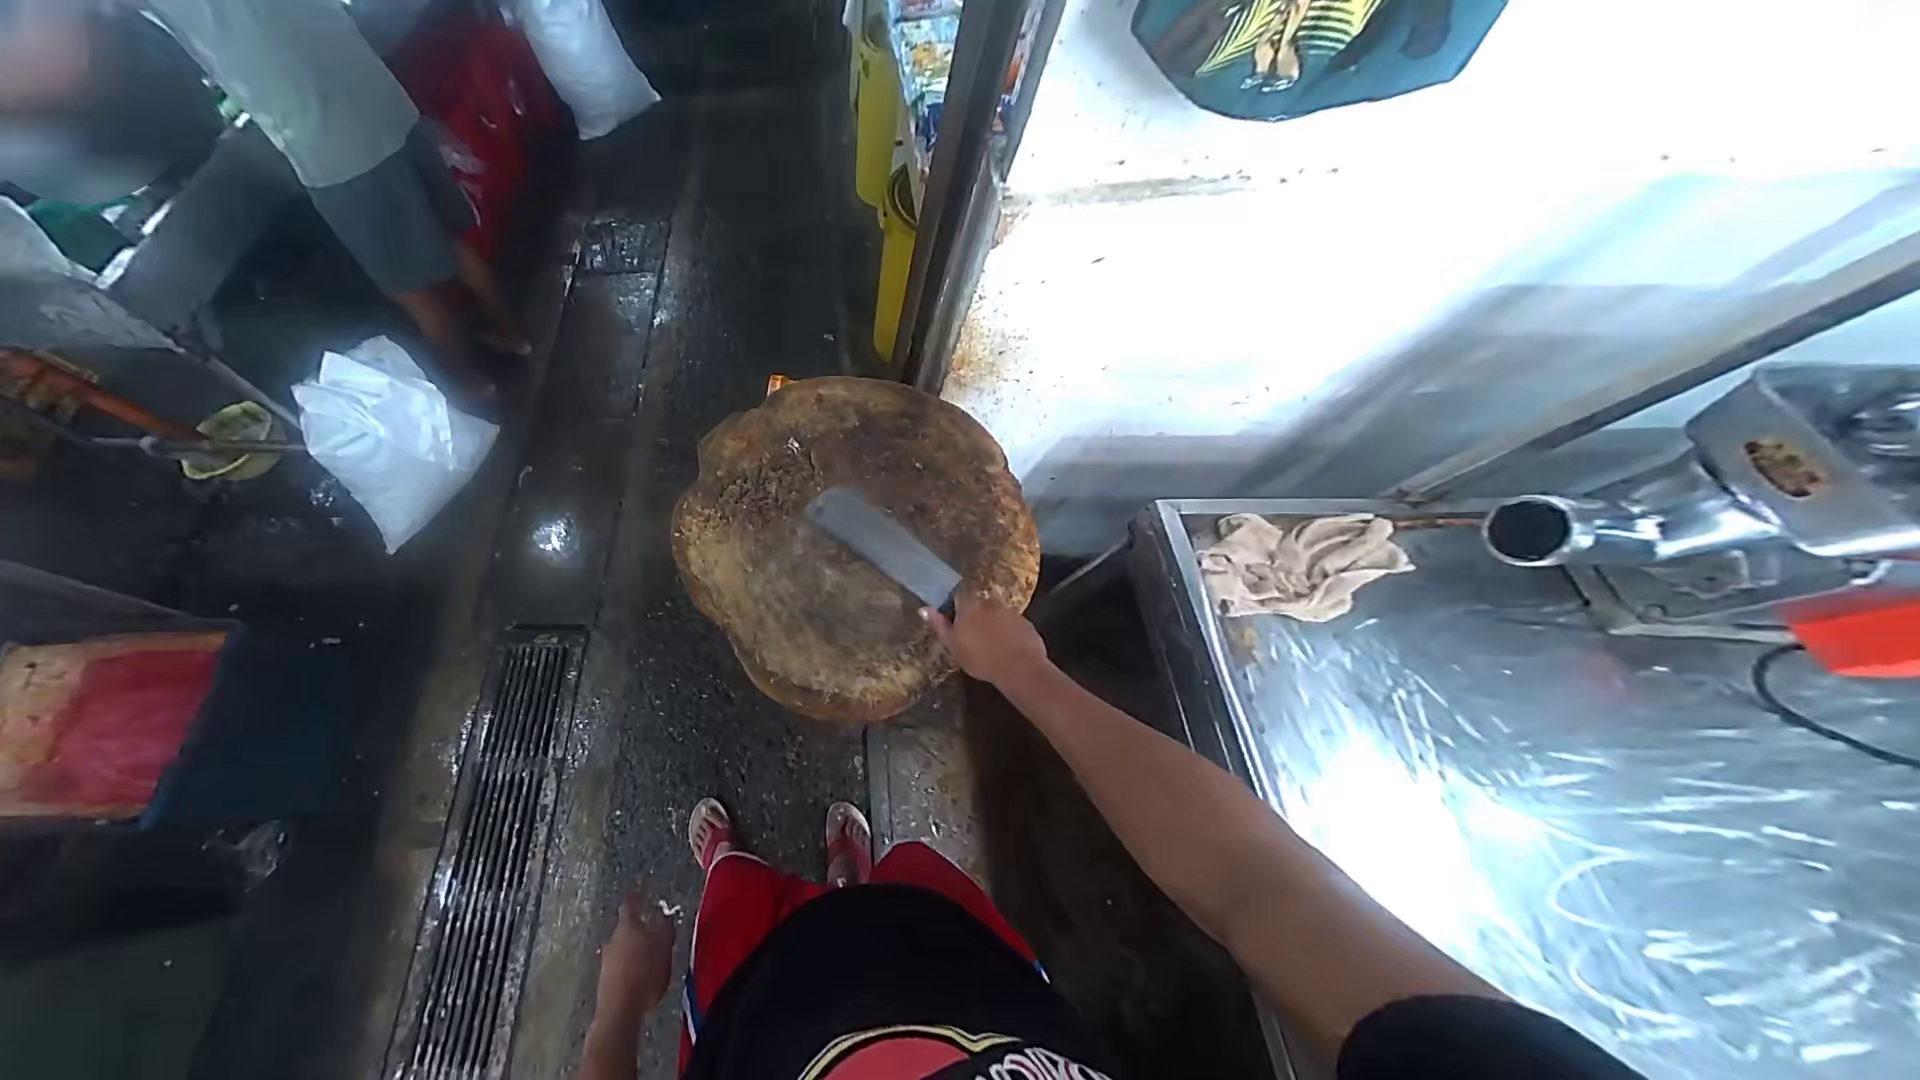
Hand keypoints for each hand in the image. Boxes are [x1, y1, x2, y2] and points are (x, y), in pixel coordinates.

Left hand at [593, 888, 676, 1017]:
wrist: (620, 1011)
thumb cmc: (645, 971)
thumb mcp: (665, 944)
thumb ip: (666, 927)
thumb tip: (664, 917)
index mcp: (627, 926)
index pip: (631, 904)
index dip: (636, 897)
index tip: (638, 891)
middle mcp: (612, 941)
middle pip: (626, 929)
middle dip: (640, 931)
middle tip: (655, 933)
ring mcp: (606, 963)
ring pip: (623, 949)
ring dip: (635, 952)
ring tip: (651, 960)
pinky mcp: (604, 983)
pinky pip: (621, 968)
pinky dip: (630, 969)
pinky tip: (642, 979)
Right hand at [922, 594, 1048, 686]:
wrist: (1019, 667)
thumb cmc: (980, 659)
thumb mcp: (953, 646)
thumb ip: (940, 626)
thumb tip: (924, 609)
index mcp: (969, 606)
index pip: (961, 596)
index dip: (959, 608)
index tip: (958, 623)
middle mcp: (990, 603)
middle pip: (980, 605)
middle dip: (978, 617)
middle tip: (975, 638)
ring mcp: (1010, 612)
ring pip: (998, 615)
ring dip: (995, 625)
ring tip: (993, 647)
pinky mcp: (1026, 622)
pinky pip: (1013, 625)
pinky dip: (1010, 633)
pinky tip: (1009, 650)